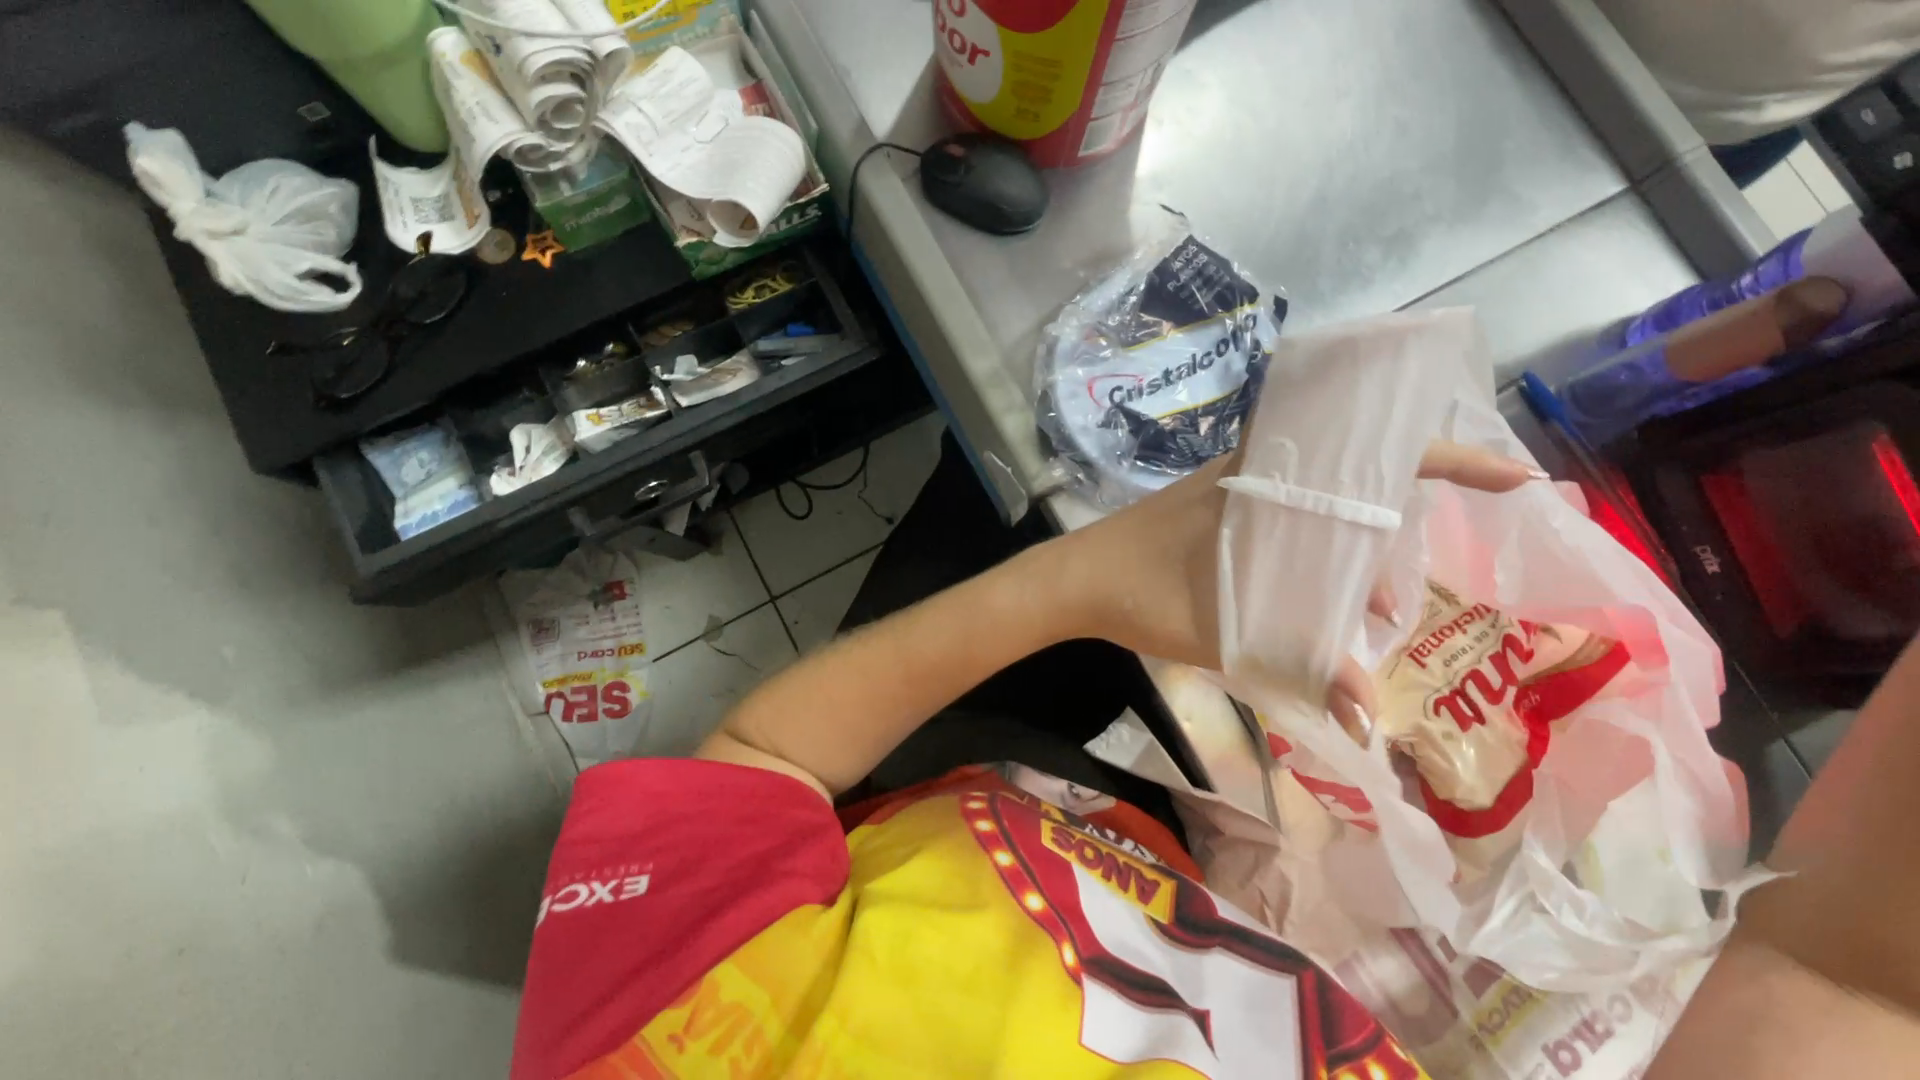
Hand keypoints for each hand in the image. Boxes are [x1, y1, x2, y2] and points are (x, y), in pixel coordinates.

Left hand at [1034, 442, 1541, 731]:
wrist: (1077, 581)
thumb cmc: (1149, 593)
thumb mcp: (1232, 631)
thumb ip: (1305, 668)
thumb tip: (1368, 721)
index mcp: (1276, 477)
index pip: (1381, 452)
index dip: (1454, 460)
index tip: (1515, 480)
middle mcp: (1268, 472)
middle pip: (1362, 485)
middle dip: (1403, 533)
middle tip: (1417, 588)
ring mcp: (1245, 491)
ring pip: (1330, 512)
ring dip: (1359, 559)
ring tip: (1378, 615)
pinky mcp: (1225, 514)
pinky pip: (1297, 525)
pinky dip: (1322, 560)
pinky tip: (1329, 608)